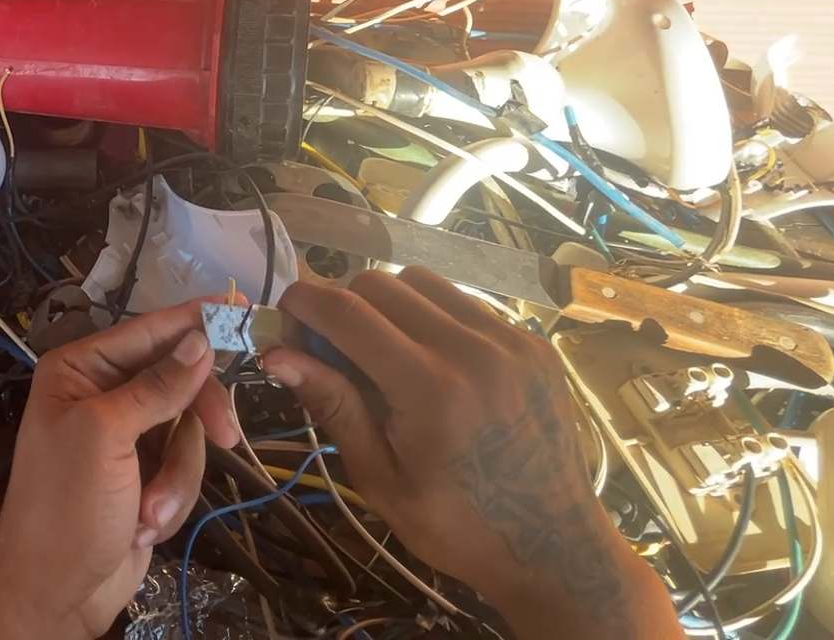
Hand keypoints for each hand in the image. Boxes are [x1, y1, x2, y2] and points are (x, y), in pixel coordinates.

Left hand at [0, 300, 239, 639]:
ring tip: (148, 512)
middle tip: (230, 435)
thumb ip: (157, 387)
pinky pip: (182, 464)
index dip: (192, 319)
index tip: (239, 307)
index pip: (145, 331)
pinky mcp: (145, 470)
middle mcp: (102, 391)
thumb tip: (199, 339)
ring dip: (175, 474)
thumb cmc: (66, 503)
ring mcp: (125, 433)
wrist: (54, 592)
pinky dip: (172, 495)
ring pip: (185, 427)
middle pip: (176, 378)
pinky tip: (143, 527)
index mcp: (79, 368)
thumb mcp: (107, 436)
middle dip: (196, 415)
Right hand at [263, 268, 681, 639]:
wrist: (559, 553)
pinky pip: (459, 299)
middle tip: (336, 350)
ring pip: (417, 280)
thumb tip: (274, 354)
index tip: (285, 321)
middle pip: (376, 283)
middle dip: (340, 305)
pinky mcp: (533, 343)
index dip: (301, 303)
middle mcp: (473, 350)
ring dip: (385, 303)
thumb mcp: (379, 476)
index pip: (344, 311)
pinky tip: (432, 358)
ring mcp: (511, 342)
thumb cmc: (456, 524)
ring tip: (385, 350)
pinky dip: (428, 314)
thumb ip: (330, 403)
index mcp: (431, 389)